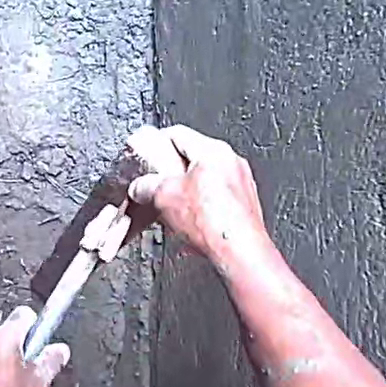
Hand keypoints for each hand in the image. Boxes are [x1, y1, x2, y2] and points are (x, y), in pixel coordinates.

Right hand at [127, 125, 275, 266]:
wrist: (240, 252)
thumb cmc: (213, 222)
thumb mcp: (163, 197)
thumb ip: (147, 185)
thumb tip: (140, 187)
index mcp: (213, 150)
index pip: (178, 134)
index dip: (156, 143)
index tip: (146, 154)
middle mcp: (231, 161)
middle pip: (193, 157)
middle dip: (172, 172)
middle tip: (157, 186)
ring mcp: (241, 182)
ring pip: (206, 178)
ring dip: (187, 190)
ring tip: (174, 208)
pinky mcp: (245, 203)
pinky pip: (218, 196)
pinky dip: (203, 204)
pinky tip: (194, 222)